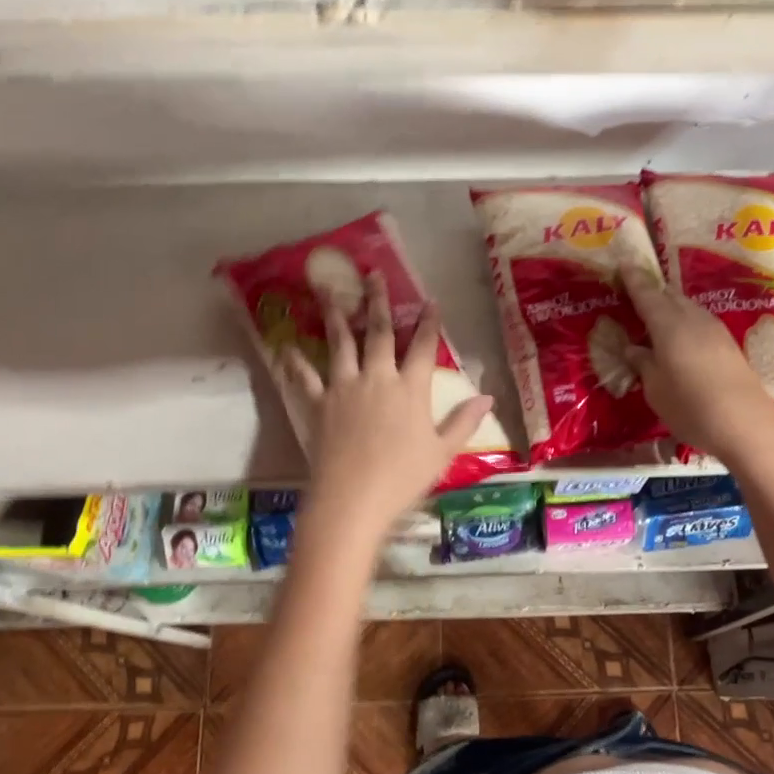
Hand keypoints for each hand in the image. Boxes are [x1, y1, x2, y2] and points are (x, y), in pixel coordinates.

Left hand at [283, 273, 494, 531]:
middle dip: (378, 302)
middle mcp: (377, 378)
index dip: (428, 322)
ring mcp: (343, 387)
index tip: (430, 300)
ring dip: (336, 315)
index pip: (423, 347)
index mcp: (411, 389)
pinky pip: (304, 376)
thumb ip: (463, 422)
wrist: (353, 497)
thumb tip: (487, 397)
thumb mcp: (442, 453)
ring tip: (329, 290)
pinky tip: (286, 346)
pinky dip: (295, 360)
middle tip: (372, 275)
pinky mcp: (317, 403)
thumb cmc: (403, 478)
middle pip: (378, 332)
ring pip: (340, 343)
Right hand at [624, 272, 773, 461]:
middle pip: (670, 296)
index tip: (623, 265)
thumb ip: (643, 364)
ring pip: (687, 308)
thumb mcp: (655, 390)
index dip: (633, 280)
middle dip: (652, 293)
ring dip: (670, 309)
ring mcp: (715, 330)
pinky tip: (679, 340)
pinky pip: (699, 323)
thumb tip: (633, 348)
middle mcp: (693, 319)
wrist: (745, 424)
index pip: (647, 294)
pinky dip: (684, 323)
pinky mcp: (729, 345)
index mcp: (669, 325)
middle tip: (634, 297)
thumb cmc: (690, 408)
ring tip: (654, 321)